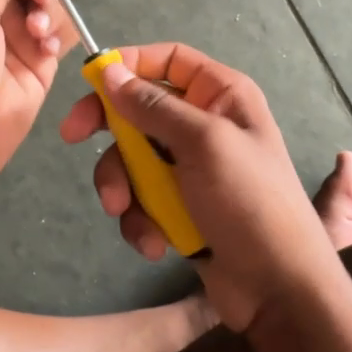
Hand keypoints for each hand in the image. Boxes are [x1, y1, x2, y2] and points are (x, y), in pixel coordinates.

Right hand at [59, 43, 337, 330]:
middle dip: (109, 131)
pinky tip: (153, 242)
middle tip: (72, 136)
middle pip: (138, 108)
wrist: (279, 292)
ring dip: (122, 185)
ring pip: (132, 157)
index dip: (129, 63)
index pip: (167, 60)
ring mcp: (189, 167)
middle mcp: (203, 123)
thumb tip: (109, 70)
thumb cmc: (250, 201)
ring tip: (124, 211)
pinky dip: (139, 218)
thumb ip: (152, 106)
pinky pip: (140, 197)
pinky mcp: (179, 206)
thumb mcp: (203, 143)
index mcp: (220, 95)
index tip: (91, 78)